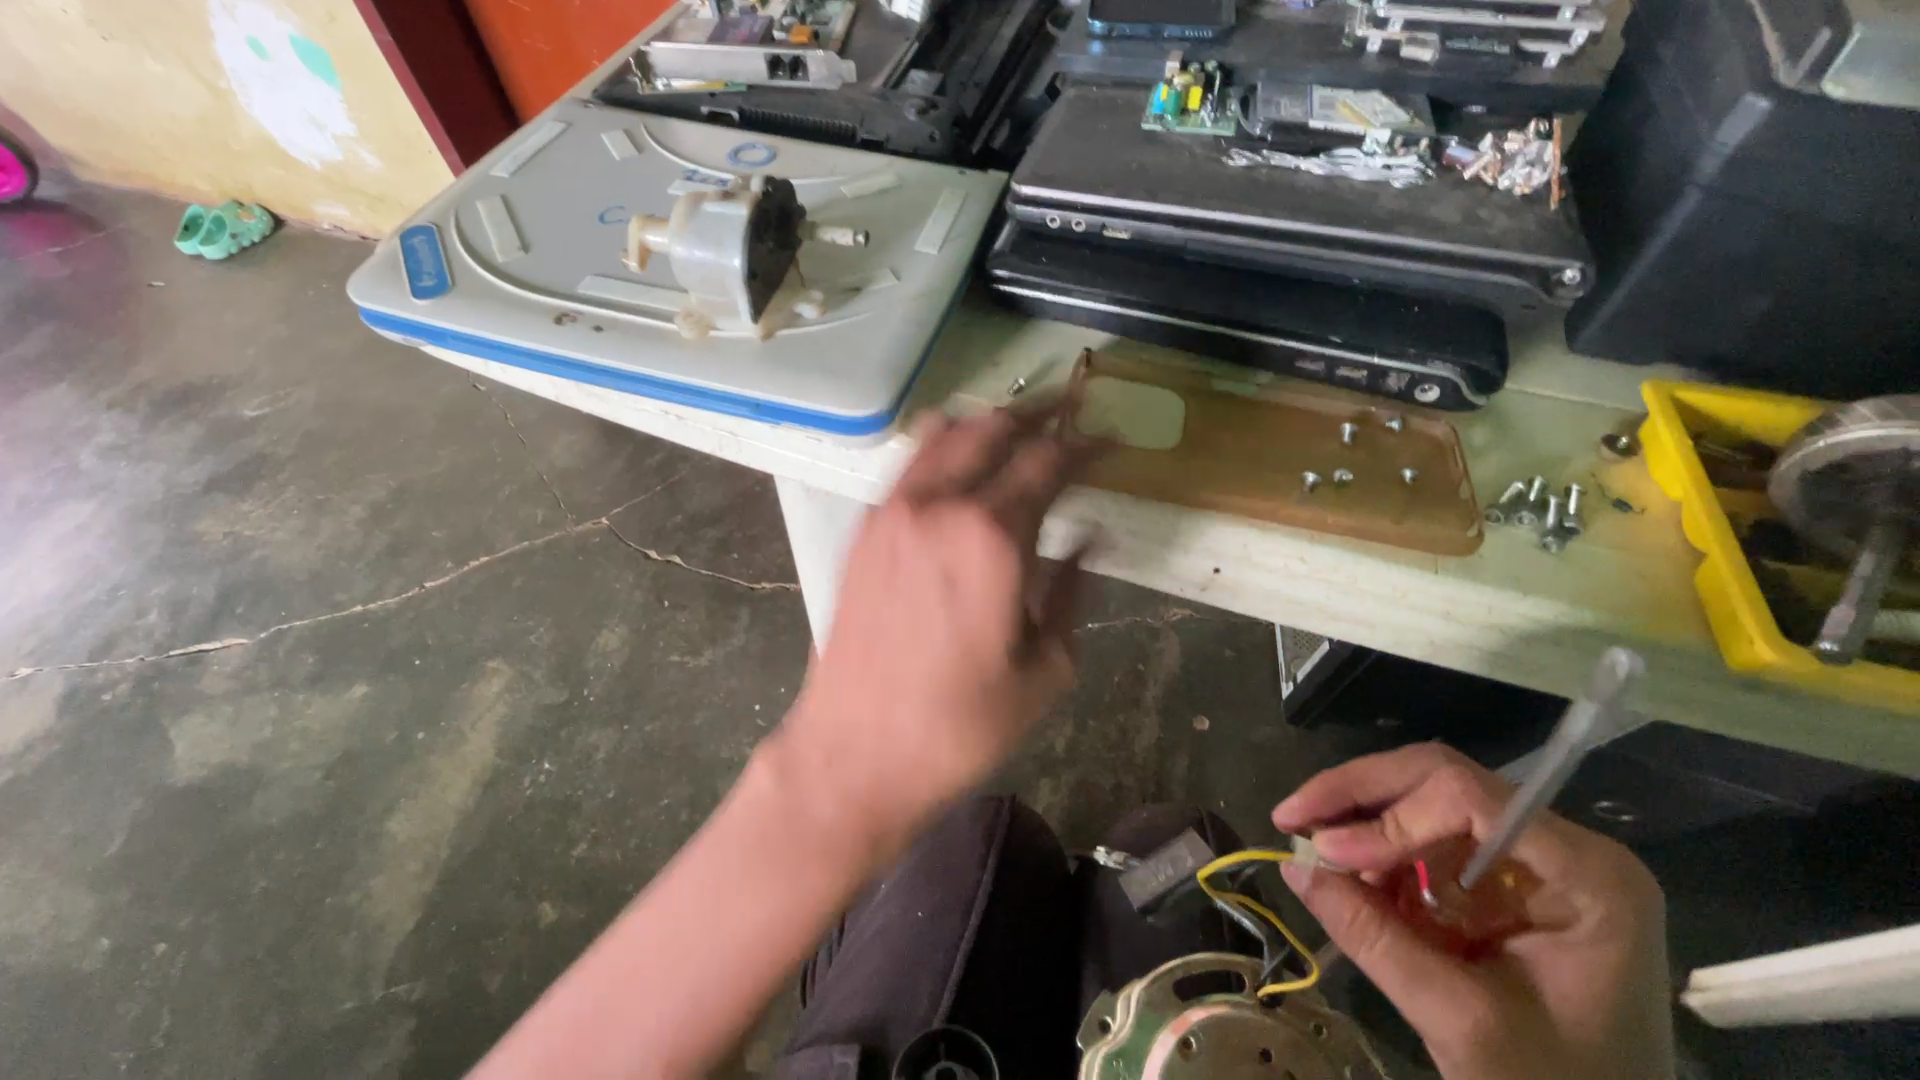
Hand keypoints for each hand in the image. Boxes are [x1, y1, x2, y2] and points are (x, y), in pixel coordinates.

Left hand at [775, 400, 1096, 852]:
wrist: (855, 752)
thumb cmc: (960, 725)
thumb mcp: (1045, 670)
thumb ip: (1070, 591)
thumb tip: (1090, 539)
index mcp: (992, 538)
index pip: (1049, 461)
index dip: (1087, 445)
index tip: (1112, 443)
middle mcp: (939, 505)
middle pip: (995, 427)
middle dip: (1039, 414)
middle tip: (1071, 414)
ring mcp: (893, 511)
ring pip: (946, 432)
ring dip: (989, 422)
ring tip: (1021, 429)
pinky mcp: (865, 528)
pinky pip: (910, 462)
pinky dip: (944, 446)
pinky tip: (964, 465)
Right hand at [1273, 743, 1674, 1079]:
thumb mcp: (1458, 1019)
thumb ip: (1373, 937)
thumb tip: (1292, 866)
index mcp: (1585, 875)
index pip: (1470, 797)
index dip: (1389, 814)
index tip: (1325, 851)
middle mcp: (1562, 848)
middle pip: (1443, 781)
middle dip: (1361, 797)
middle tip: (1290, 817)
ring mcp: (1534, 862)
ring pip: (1427, 801)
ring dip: (1364, 826)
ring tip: (1314, 860)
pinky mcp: (1504, 884)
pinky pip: (1429, 842)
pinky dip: (1381, 856)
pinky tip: (1349, 882)